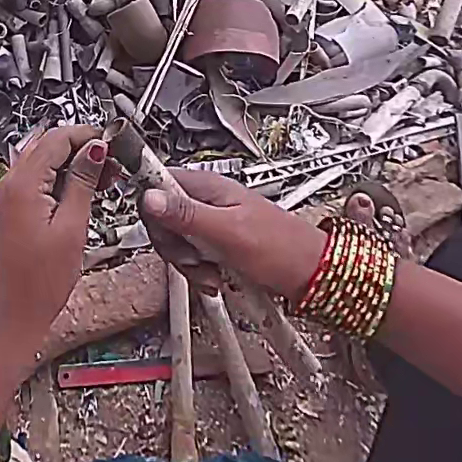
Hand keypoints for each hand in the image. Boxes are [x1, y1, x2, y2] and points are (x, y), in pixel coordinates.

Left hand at [0, 124, 111, 376]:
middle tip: (114, 161)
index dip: (89, 135)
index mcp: (23, 184)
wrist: (14, 316)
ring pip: (47, 160)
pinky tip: (86, 190)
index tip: (114, 143)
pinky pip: (41, 178)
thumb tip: (96, 149)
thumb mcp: (72, 226)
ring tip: (106, 177)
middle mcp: (12, 184)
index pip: (59, 137)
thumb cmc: (39, 282)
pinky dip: (65, 178)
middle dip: (85, 147)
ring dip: (77, 162)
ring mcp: (11, 196)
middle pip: (51, 144)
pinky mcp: (16, 208)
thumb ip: (83, 181)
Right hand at [136, 167, 325, 300]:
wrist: (311, 274)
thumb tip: (150, 196)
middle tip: (193, 258)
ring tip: (211, 271)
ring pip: (175, 240)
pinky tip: (215, 278)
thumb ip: (186, 215)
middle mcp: (206, 199)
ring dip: (187, 263)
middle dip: (173, 245)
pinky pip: (191, 256)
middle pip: (162, 216)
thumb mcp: (228, 232)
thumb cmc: (280, 248)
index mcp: (208, 186)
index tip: (160, 229)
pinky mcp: (216, 243)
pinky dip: (198, 271)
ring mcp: (211, 222)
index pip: (158, 183)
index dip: (152, 207)